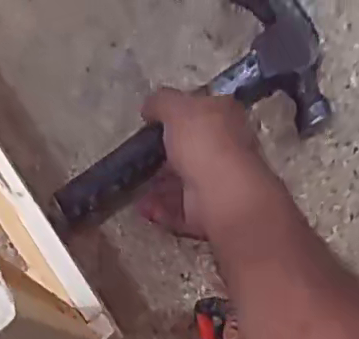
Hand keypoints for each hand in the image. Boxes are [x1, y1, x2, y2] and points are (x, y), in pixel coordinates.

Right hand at [138, 88, 283, 239]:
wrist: (221, 194)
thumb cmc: (203, 144)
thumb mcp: (178, 110)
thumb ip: (161, 103)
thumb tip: (148, 106)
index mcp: (223, 119)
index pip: (200, 114)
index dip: (177, 119)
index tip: (153, 127)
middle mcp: (222, 152)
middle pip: (189, 154)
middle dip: (162, 160)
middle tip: (139, 161)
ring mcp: (214, 186)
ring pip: (181, 186)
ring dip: (156, 189)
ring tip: (134, 190)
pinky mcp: (205, 215)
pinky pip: (179, 212)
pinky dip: (160, 211)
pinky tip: (142, 209)